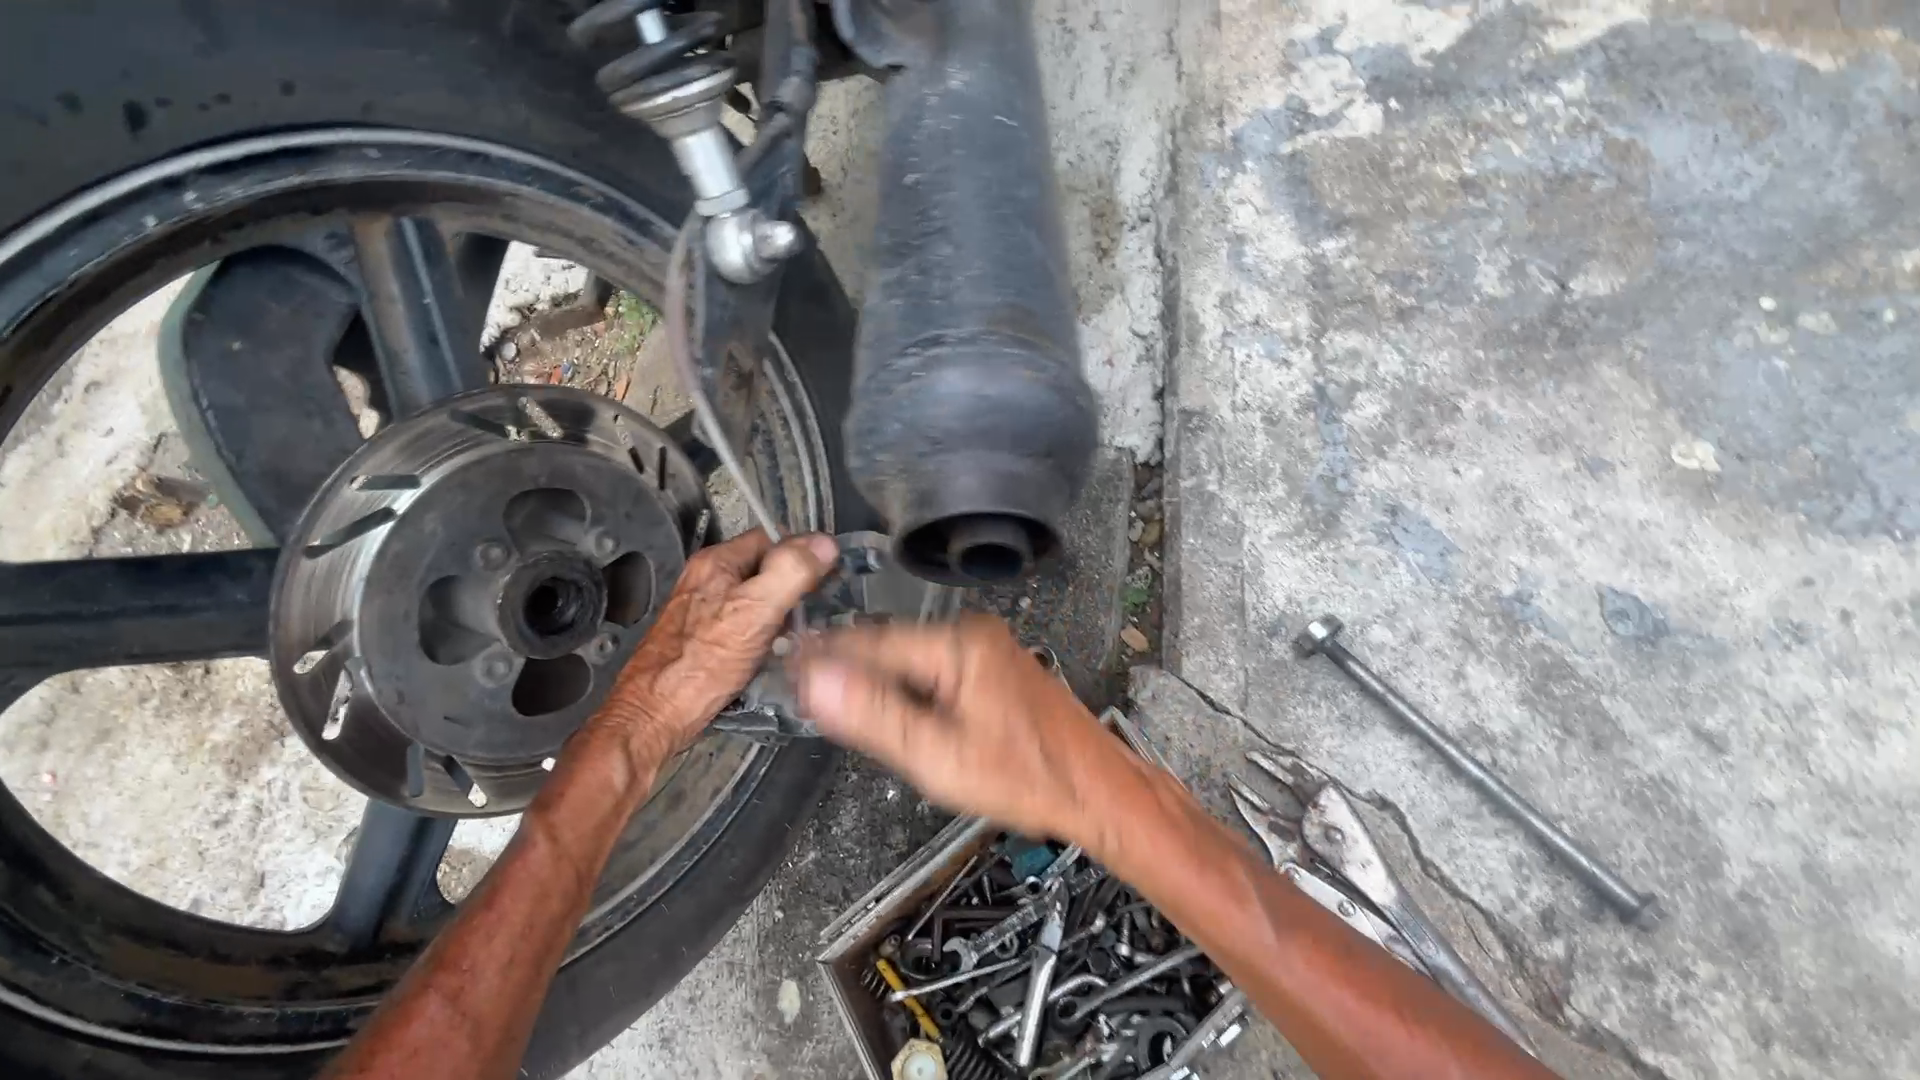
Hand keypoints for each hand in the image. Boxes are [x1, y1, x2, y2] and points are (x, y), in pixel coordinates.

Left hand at [599, 530, 837, 759]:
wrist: (656, 714)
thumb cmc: (696, 666)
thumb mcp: (757, 611)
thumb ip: (791, 573)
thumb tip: (822, 545)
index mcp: (716, 563)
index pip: (771, 538)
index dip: (800, 554)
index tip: (824, 575)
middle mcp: (707, 582)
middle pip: (765, 570)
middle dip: (792, 588)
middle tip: (810, 610)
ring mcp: (704, 612)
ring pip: (757, 600)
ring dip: (780, 615)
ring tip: (793, 636)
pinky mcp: (706, 640)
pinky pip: (746, 627)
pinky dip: (764, 638)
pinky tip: (771, 655)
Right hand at [791, 615, 1125, 841]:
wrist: (1094, 789)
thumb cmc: (1031, 777)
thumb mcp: (939, 755)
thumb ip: (874, 716)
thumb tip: (819, 683)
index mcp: (960, 646)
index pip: (871, 642)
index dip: (826, 660)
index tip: (791, 671)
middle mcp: (974, 636)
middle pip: (891, 647)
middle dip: (849, 671)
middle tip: (807, 693)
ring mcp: (987, 650)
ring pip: (911, 660)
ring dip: (877, 682)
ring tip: (839, 705)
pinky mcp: (993, 668)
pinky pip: (935, 670)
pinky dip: (908, 689)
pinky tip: (893, 713)